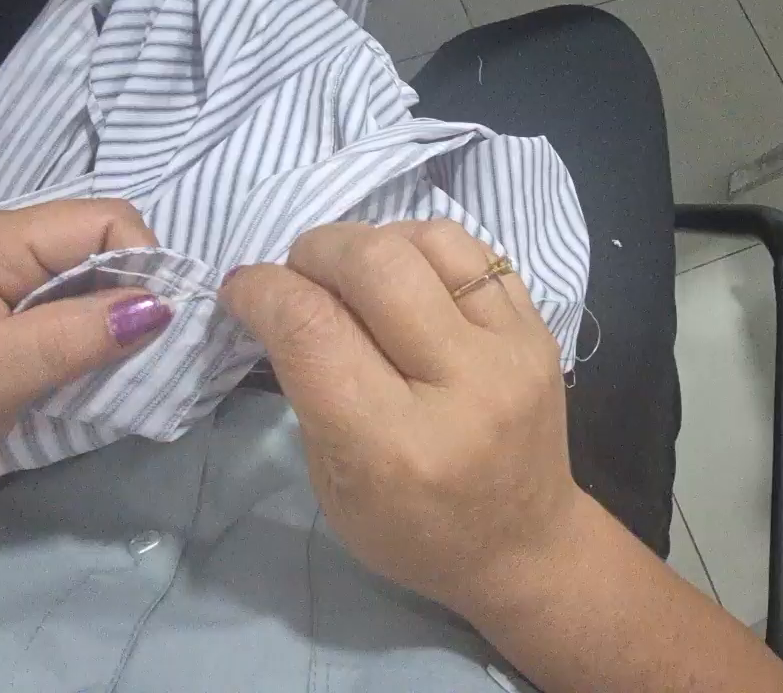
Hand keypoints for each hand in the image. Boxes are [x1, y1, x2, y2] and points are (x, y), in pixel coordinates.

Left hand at [0, 199, 174, 588]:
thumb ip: (64, 340)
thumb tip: (160, 305)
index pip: (100, 220)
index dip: (143, 263)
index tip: (158, 330)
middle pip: (103, 241)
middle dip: (139, 290)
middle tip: (148, 357)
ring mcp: (3, 283)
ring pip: (96, 276)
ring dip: (123, 317)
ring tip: (130, 368)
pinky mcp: (9, 318)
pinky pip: (77, 307)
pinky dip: (101, 335)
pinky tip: (103, 369)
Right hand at [220, 219, 594, 619]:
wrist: (524, 542)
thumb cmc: (413, 528)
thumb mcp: (332, 480)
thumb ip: (307, 381)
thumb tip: (282, 295)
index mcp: (395, 446)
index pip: (314, 329)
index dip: (264, 291)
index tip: (244, 287)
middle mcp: (462, 388)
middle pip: (375, 265)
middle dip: (317, 250)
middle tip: (301, 272)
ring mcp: (512, 351)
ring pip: (430, 240)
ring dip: (373, 240)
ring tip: (357, 271)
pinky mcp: (539, 328)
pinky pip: (475, 249)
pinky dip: (424, 247)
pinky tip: (409, 275)